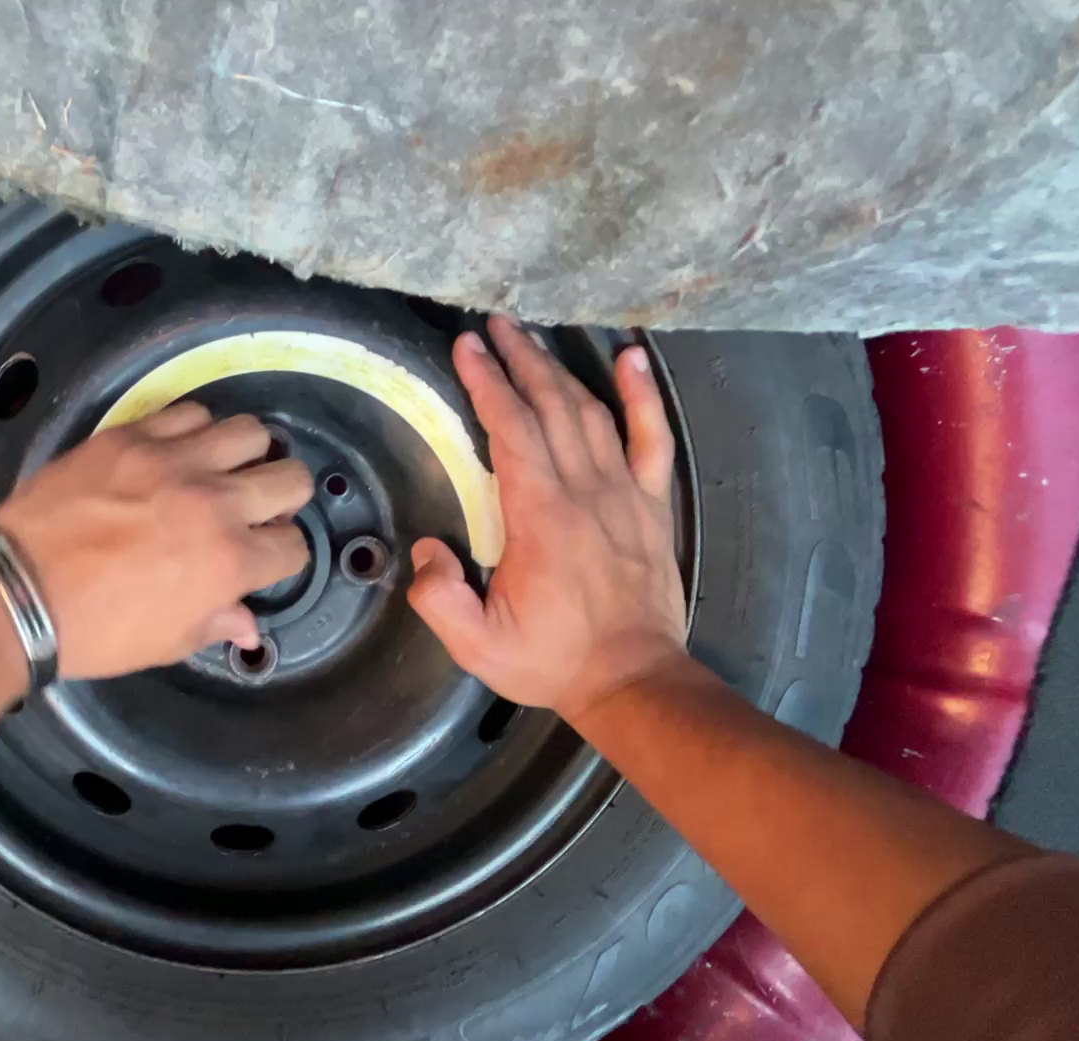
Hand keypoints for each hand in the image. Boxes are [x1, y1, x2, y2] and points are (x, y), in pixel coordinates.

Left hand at [0, 403, 313, 679]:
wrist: (18, 591)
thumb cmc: (96, 631)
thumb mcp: (166, 642)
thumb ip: (216, 623)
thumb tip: (249, 625)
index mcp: (229, 562)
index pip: (294, 546)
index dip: (284, 555)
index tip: (264, 556)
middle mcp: (214, 502)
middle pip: (292, 479)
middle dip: (285, 499)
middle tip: (259, 509)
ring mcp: (172, 461)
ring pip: (250, 432)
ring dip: (248, 455)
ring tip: (224, 470)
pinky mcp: (131, 436)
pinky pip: (190, 413)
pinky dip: (197, 431)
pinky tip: (181, 451)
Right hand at [408, 317, 686, 718]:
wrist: (632, 679)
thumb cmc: (549, 659)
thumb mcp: (477, 644)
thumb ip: (440, 596)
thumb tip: (428, 550)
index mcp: (540, 516)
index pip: (510, 430)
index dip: (486, 383)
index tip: (466, 347)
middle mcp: (584, 491)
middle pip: (549, 406)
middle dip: (518, 359)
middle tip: (494, 323)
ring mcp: (624, 494)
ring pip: (590, 413)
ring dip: (558, 370)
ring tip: (531, 337)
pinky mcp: (650, 505)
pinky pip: (651, 438)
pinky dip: (642, 396)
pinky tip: (630, 361)